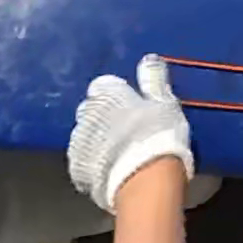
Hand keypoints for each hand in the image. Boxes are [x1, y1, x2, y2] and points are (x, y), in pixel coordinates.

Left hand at [69, 55, 193, 212]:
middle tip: (128, 128)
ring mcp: (79, 143)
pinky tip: (111, 169)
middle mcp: (87, 113)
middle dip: (105, 115)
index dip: (118, 95)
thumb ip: (153, 81)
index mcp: (107, 93)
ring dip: (99, 139)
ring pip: (87, 135)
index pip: (104, 85)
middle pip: (92, 109)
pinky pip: (85, 161)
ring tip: (121, 152)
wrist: (145, 182)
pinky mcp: (78, 170)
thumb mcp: (164, 104)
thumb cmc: (159, 135)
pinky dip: (95, 162)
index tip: (132, 105)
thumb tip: (149, 60)